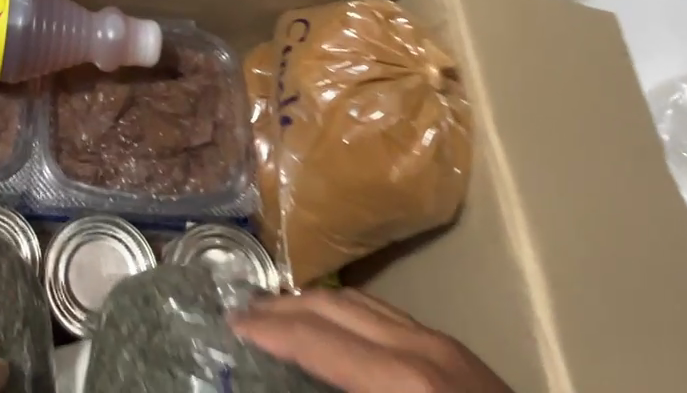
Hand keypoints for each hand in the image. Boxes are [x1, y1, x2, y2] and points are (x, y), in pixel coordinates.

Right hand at [230, 289, 513, 392]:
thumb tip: (291, 381)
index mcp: (403, 383)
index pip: (317, 340)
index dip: (269, 329)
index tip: (231, 324)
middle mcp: (419, 348)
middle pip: (334, 307)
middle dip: (282, 307)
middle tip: (242, 312)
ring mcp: (441, 344)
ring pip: (360, 303)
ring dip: (312, 303)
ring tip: (277, 311)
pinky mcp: (456, 351)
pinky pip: (385, 314)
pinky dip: (345, 311)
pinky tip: (334, 325)